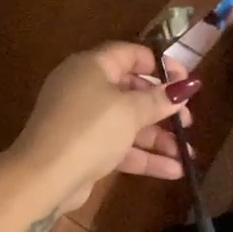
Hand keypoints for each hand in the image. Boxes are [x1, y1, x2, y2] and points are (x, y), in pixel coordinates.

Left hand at [6, 42, 199, 210]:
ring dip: (157, 137)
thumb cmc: (90, 130)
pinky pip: (118, 145)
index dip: (160, 66)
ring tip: (187, 154)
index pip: (129, 54)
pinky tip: (174, 170)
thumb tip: (186, 86)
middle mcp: (84, 88)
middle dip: (162, 108)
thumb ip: (159, 99)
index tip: (186, 82)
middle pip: (130, 91)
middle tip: (187, 122)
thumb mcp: (129, 111)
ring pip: (126, 122)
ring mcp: (82, 120)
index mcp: (90, 66)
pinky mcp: (83, 148)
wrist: (45, 176)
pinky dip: (143, 156)